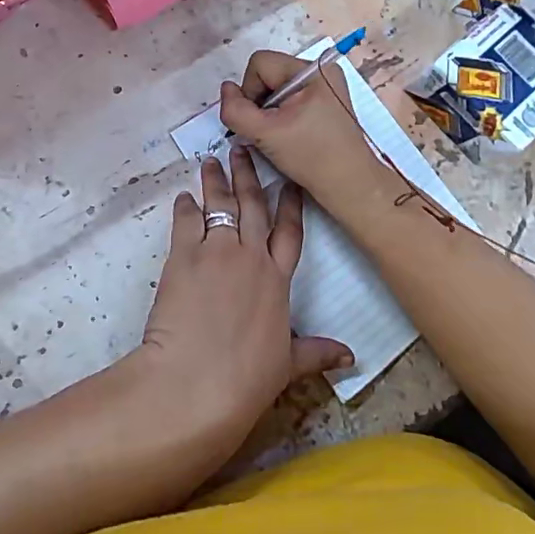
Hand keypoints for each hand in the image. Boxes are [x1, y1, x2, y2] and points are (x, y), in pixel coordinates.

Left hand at [137, 147, 351, 443]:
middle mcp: (250, 257)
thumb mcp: (286, 366)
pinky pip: (187, 221)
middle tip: (243, 149)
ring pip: (220, 205)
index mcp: (278, 280)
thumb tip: (350, 357)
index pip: (289, 233)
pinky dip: (185, 207)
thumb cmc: (246, 379)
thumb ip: (315, 353)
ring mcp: (217, 252)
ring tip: (211, 160)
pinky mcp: (184, 256)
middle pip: (253, 206)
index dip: (291, 206)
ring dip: (216, 181)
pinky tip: (184, 197)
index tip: (289, 183)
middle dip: (249, 175)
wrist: (197, 384)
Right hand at [218, 51, 398, 217]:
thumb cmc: (311, 157)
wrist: (352, 185)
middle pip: (270, 73)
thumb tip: (226, 90)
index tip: (259, 122)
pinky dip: (286, 113)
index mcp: (312, 70)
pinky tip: (292, 135)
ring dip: (272, 109)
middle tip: (268, 131)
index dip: (249, 92)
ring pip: (280, 87)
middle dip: (261, 101)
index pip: (260, 64)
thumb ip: (236, 110)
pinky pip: (295, 96)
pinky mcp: (330, 100)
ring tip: (281, 135)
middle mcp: (323, 70)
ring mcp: (329, 84)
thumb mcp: (264, 134)